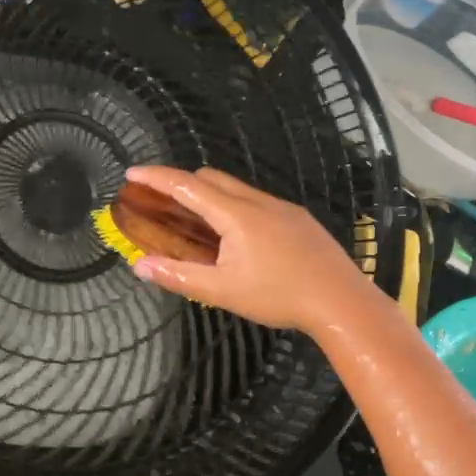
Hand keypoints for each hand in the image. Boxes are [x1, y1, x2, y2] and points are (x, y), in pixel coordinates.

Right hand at [124, 165, 385, 333]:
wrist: (343, 303)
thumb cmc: (279, 296)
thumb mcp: (222, 291)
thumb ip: (178, 276)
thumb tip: (140, 266)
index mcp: (236, 214)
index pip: (187, 185)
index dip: (156, 177)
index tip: (132, 172)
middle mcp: (258, 201)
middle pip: (211, 178)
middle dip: (181, 181)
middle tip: (159, 199)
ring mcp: (282, 208)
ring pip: (236, 187)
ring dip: (208, 193)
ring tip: (193, 218)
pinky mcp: (298, 218)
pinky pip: (256, 200)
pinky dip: (232, 204)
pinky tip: (234, 234)